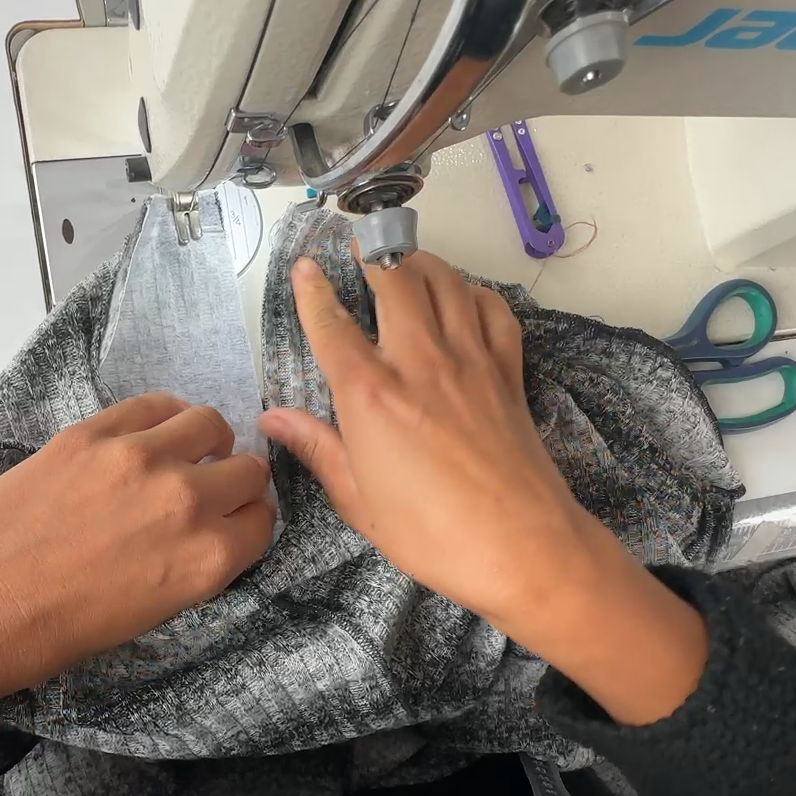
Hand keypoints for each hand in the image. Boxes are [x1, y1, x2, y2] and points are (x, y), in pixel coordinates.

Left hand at [0, 394, 274, 751]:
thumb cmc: (57, 632)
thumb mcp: (152, 615)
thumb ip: (194, 565)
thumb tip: (211, 531)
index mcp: (206, 561)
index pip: (263, 522)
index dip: (247, 525)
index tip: (230, 525)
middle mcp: (187, 501)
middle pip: (249, 471)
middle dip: (235, 484)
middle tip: (205, 493)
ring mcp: (139, 458)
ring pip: (210, 423)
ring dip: (206, 443)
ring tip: (180, 457)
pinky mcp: (94, 432)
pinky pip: (155, 404)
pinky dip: (165, 418)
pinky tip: (148, 437)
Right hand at [260, 252, 705, 724]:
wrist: (522, 548)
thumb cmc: (430, 534)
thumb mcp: (358, 500)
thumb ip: (317, 447)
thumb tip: (273, 417)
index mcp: (371, 396)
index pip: (333, 326)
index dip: (313, 292)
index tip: (304, 268)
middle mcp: (420, 363)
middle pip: (394, 281)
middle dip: (372, 255)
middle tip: (357, 247)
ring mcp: (470, 362)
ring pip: (446, 282)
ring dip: (421, 262)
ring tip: (403, 261)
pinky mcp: (507, 373)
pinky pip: (493, 311)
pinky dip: (474, 293)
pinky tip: (463, 298)